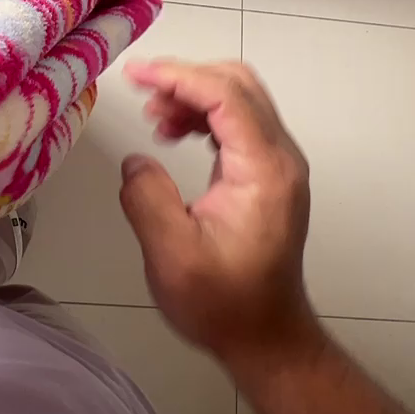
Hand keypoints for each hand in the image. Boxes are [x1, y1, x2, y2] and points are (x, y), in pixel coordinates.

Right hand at [117, 60, 323, 365]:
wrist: (266, 339)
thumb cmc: (223, 304)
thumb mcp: (173, 257)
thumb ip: (148, 199)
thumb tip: (136, 160)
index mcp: (265, 170)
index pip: (225, 95)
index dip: (177, 76)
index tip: (134, 74)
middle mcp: (280, 156)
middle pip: (237, 84)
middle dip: (185, 78)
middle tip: (142, 94)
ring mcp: (278, 162)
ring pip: (238, 96)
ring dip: (192, 94)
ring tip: (154, 118)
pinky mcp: (267, 170)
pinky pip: (237, 118)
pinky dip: (202, 112)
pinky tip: (173, 132)